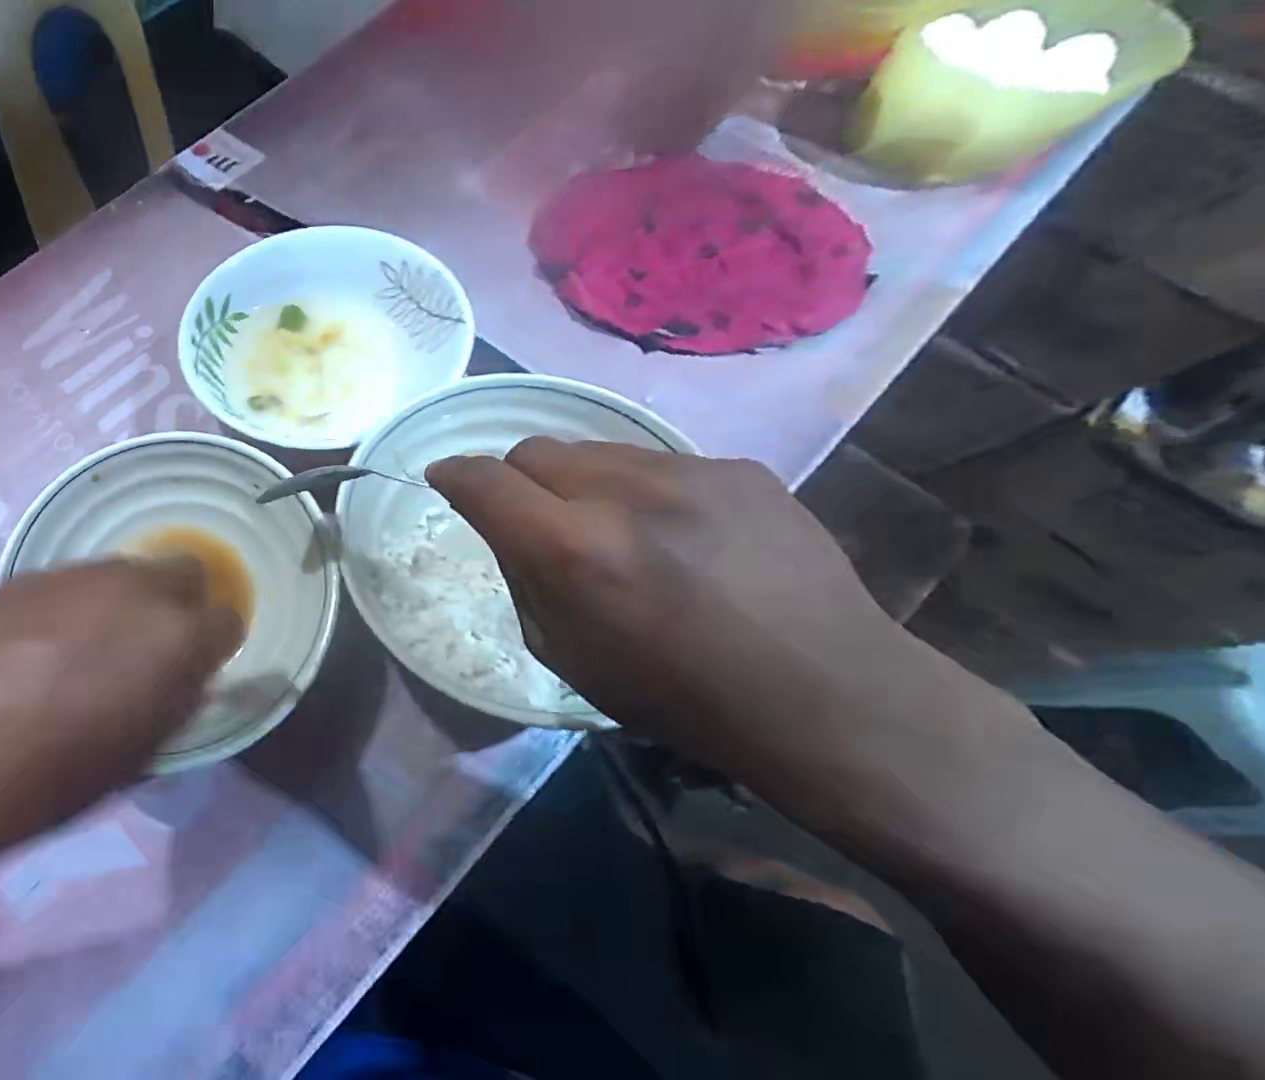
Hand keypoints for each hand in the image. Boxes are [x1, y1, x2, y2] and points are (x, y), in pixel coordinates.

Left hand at [0, 559, 242, 914]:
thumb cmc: (47, 781)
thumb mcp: (141, 754)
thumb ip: (178, 700)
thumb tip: (186, 678)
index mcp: (177, 637)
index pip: (228, 621)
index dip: (214, 649)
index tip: (193, 673)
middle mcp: (137, 589)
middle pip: (188, 572)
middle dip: (182, 607)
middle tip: (151, 652)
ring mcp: (78, 575)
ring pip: (131, 571)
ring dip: (130, 602)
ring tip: (89, 650)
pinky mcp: (25, 577)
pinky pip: (77, 581)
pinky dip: (80, 605)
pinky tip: (40, 648)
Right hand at [426, 439, 1038, 825]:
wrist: (818, 690)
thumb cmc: (679, 696)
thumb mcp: (570, 658)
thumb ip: (526, 582)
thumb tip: (513, 533)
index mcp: (573, 549)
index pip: (486, 482)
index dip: (454, 475)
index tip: (446, 478)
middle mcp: (623, 491)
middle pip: (536, 449)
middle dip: (517, 478)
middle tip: (535, 516)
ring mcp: (687, 470)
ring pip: (598, 451)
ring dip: (582, 482)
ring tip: (614, 529)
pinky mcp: (736, 467)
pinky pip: (661, 464)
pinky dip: (644, 492)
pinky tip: (679, 536)